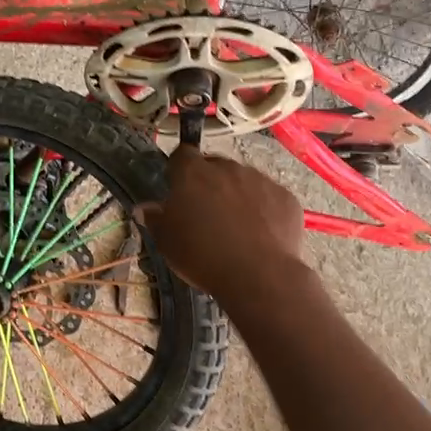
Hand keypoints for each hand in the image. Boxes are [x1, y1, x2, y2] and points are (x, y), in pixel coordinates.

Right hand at [139, 145, 307, 296]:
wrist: (259, 276)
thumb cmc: (202, 256)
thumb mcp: (167, 241)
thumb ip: (155, 218)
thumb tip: (144, 208)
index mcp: (192, 173)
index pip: (182, 154)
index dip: (179, 169)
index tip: (179, 188)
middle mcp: (227, 167)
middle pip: (215, 166)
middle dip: (209, 182)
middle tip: (206, 212)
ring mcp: (260, 180)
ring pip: (244, 179)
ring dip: (237, 193)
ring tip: (237, 225)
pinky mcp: (286, 197)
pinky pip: (269, 196)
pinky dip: (264, 208)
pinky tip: (261, 233)